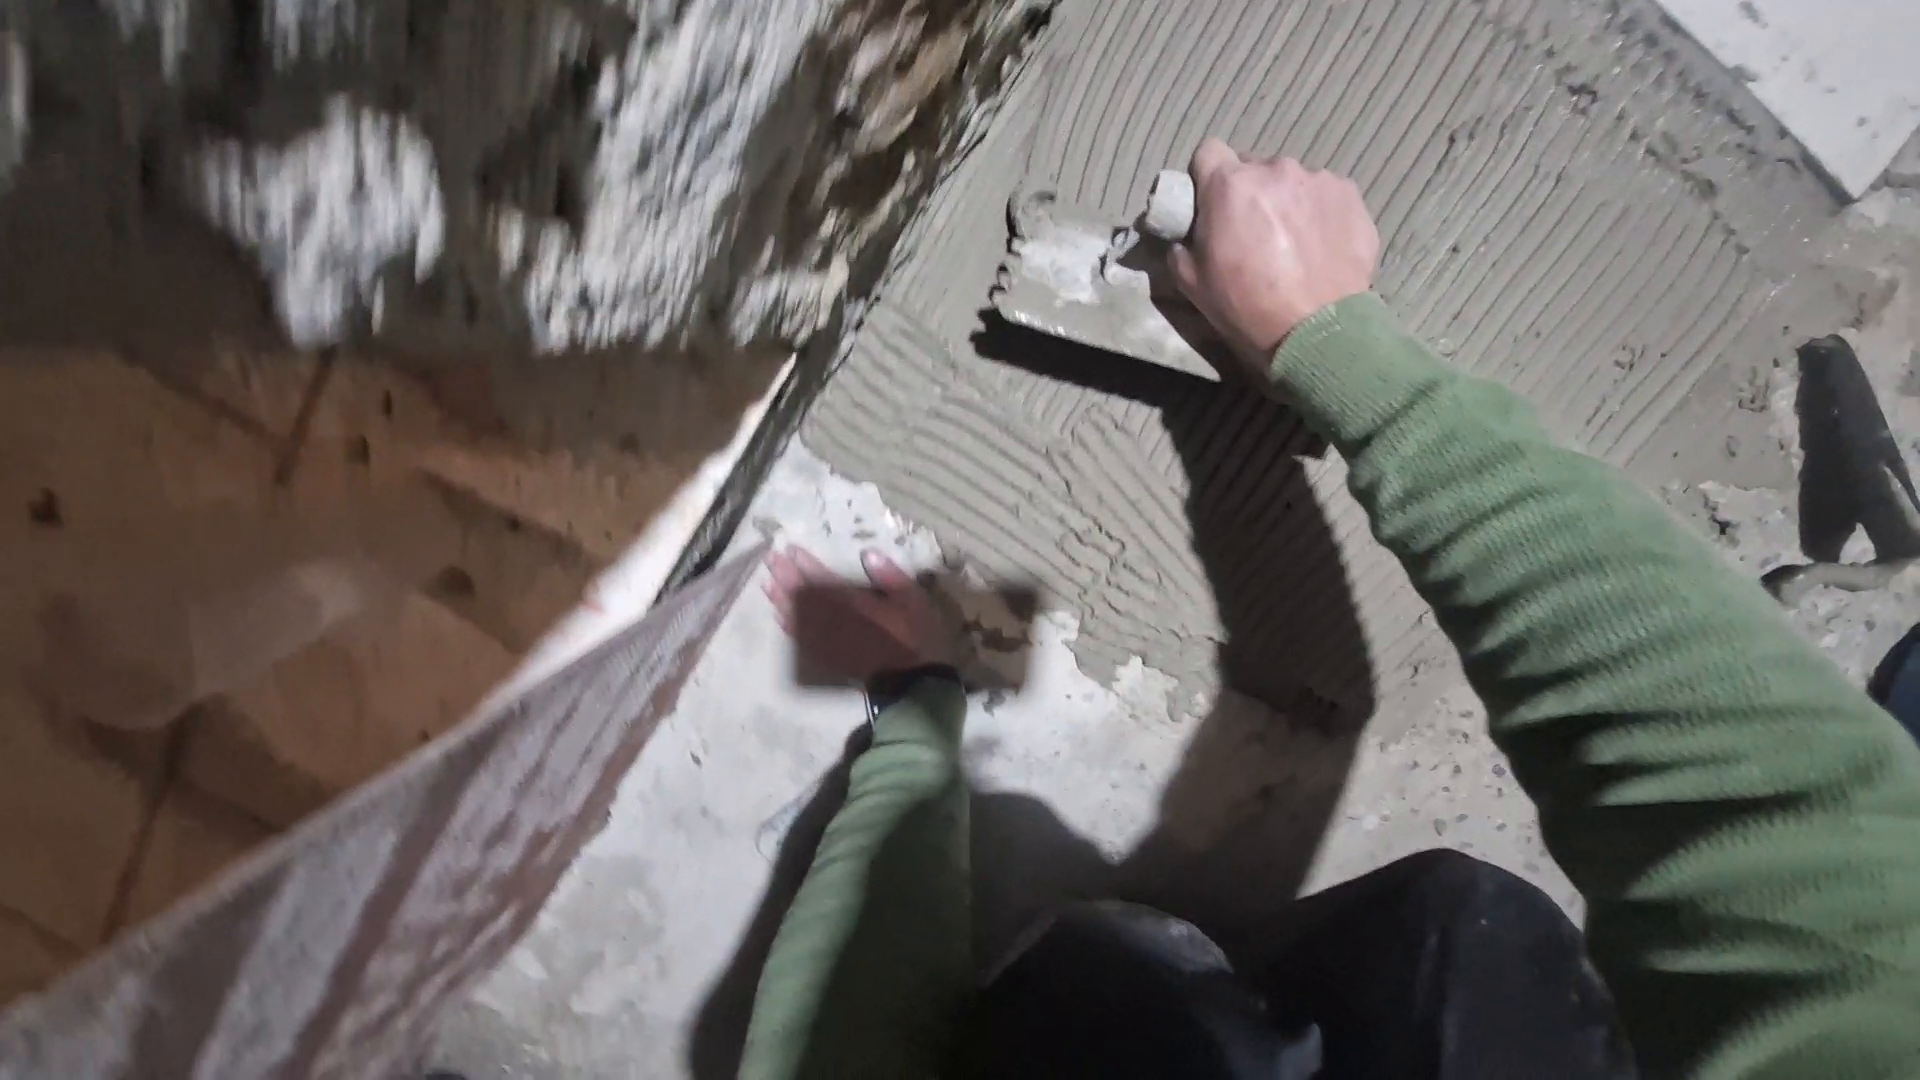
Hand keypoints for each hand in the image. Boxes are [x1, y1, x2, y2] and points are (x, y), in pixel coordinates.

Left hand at [764, 546, 957, 683]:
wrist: (915, 681)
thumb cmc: (917, 637)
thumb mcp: (914, 600)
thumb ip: (891, 576)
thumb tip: (867, 554)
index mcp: (858, 604)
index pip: (826, 581)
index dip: (807, 565)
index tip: (792, 550)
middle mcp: (838, 622)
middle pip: (807, 598)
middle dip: (788, 577)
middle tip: (771, 561)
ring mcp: (831, 642)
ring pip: (800, 618)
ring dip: (782, 600)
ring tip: (767, 584)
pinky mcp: (830, 657)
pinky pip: (804, 641)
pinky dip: (790, 628)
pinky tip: (779, 618)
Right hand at [1169, 138, 1380, 376]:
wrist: (1313, 330)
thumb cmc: (1244, 307)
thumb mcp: (1191, 283)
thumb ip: (1181, 246)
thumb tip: (1185, 236)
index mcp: (1230, 185)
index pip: (1208, 151)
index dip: (1205, 177)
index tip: (1209, 204)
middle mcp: (1275, 169)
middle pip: (1252, 167)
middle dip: (1247, 193)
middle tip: (1250, 233)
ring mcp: (1318, 179)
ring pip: (1290, 181)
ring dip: (1284, 202)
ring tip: (1290, 244)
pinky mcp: (1350, 195)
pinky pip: (1324, 194)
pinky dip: (1317, 213)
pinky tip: (1316, 247)